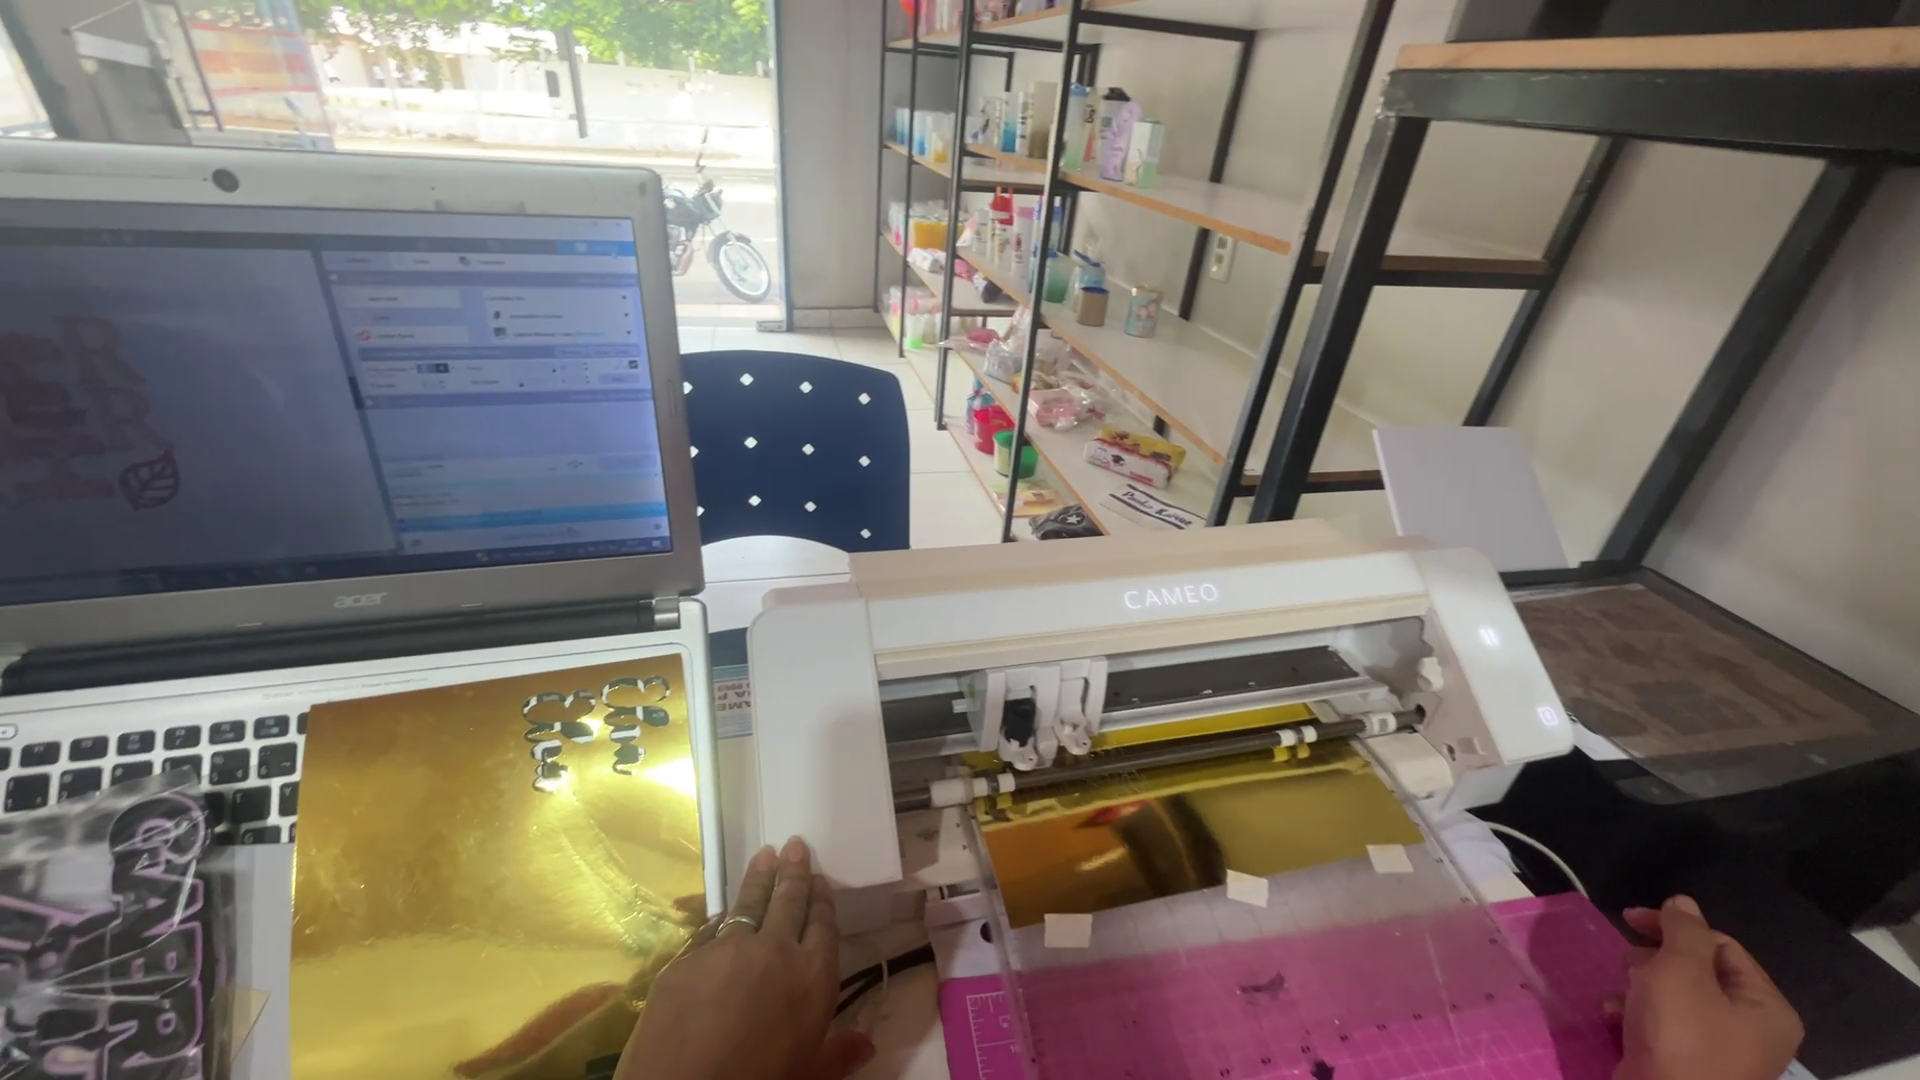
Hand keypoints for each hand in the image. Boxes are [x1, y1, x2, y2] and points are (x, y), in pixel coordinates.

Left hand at [617, 837, 873, 1079]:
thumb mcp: (808, 1074)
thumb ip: (836, 1054)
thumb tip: (867, 1046)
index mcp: (813, 977)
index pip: (823, 925)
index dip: (822, 900)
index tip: (821, 880)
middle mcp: (776, 951)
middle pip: (789, 901)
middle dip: (794, 872)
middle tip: (795, 845)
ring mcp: (728, 949)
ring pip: (749, 903)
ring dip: (759, 878)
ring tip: (765, 855)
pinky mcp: (688, 959)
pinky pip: (711, 930)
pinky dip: (723, 918)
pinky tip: (724, 911)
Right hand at [1608, 895, 1802, 1079]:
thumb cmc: (1681, 1035)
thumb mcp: (1680, 971)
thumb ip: (1682, 932)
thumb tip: (1683, 902)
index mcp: (1765, 1006)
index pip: (1720, 945)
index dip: (1673, 926)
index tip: (1626, 918)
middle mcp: (1751, 1026)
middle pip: (1695, 969)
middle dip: (1652, 960)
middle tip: (1627, 964)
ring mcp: (1720, 1047)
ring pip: (1671, 993)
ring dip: (1636, 986)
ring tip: (1619, 995)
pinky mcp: (1687, 1060)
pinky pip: (1660, 1021)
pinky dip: (1632, 1012)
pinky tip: (1614, 1016)